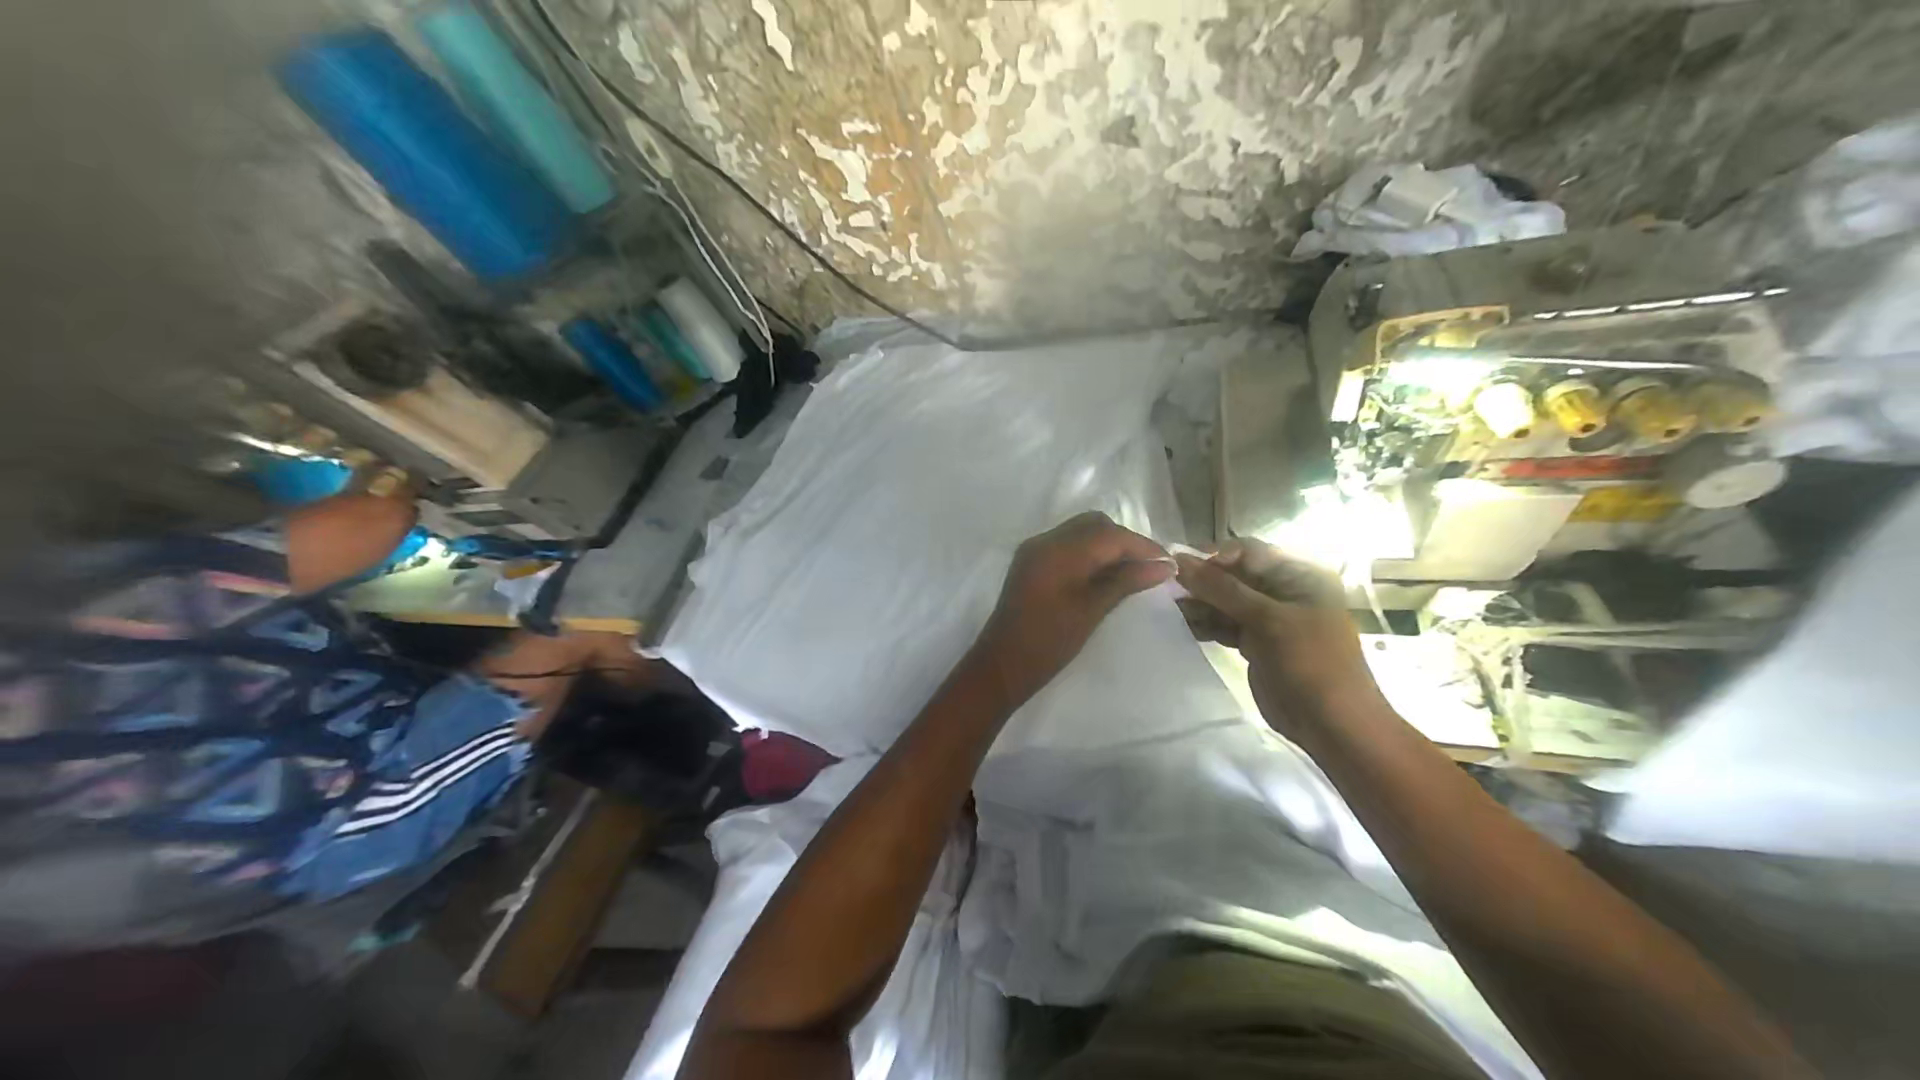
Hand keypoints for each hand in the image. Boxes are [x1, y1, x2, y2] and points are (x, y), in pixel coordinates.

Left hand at [969, 512, 1173, 706]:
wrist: (1001, 666)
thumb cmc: (1049, 642)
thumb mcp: (1092, 610)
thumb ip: (1126, 581)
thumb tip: (1164, 565)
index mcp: (1059, 550)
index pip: (1110, 534)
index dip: (1142, 545)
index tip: (1169, 563)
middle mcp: (1045, 541)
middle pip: (1095, 525)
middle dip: (1125, 541)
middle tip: (1150, 567)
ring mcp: (1035, 550)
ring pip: (1080, 532)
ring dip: (1107, 545)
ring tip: (1132, 572)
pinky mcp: (1031, 563)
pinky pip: (1066, 545)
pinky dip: (1089, 553)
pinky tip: (1105, 575)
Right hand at [1173, 539, 1381, 731]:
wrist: (1332, 725)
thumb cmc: (1310, 662)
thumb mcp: (1267, 620)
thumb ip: (1222, 589)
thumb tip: (1179, 561)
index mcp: (1300, 574)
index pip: (1248, 552)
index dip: (1213, 556)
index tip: (1177, 567)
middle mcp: (1285, 590)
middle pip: (1234, 576)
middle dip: (1202, 581)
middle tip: (1165, 589)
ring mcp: (1270, 618)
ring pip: (1226, 601)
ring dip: (1199, 603)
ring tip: (1169, 609)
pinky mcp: (1257, 642)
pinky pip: (1225, 624)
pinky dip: (1205, 624)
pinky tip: (1181, 625)